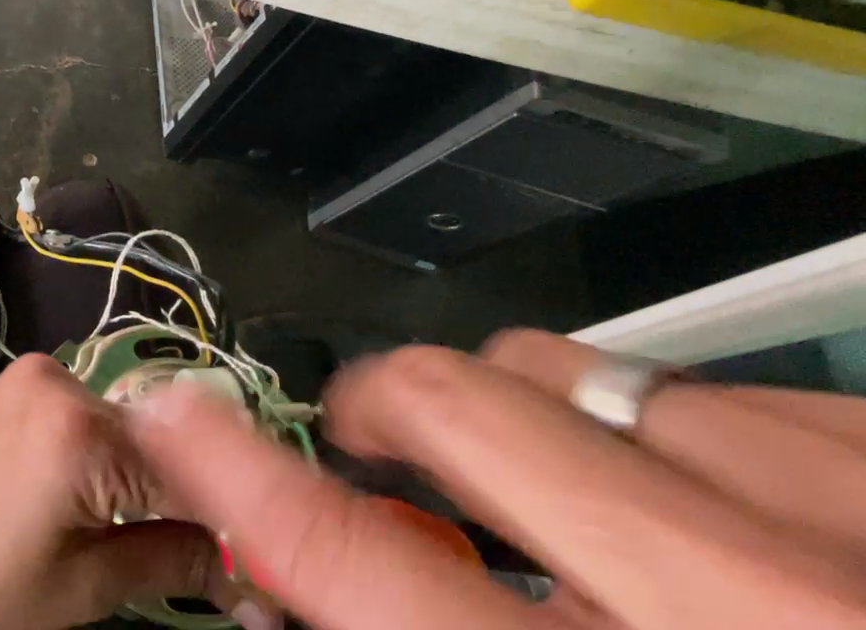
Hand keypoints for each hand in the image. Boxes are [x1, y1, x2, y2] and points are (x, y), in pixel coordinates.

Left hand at [0, 354, 245, 629]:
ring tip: (169, 533)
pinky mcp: (19, 383)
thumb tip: (254, 581)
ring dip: (156, 475)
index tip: (265, 570)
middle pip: (161, 441)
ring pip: (129, 425)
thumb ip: (172, 564)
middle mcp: (62, 380)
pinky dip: (115, 453)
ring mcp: (36, 373)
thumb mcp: (82, 589)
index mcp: (80, 431)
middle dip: (193, 498)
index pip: (192, 473)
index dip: (235, 524)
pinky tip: (116, 498)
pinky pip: (91, 413)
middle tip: (220, 560)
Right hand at [127, 329, 865, 629]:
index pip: (370, 569)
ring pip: (574, 367)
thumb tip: (321, 580)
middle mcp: (753, 604)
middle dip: (386, 408)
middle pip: (462, 400)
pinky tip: (726, 508)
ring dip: (527, 419)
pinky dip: (664, 430)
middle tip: (377, 439)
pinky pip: (707, 384)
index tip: (174, 410)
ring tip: (570, 490)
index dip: (247, 477)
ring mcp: (856, 513)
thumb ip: (438, 622)